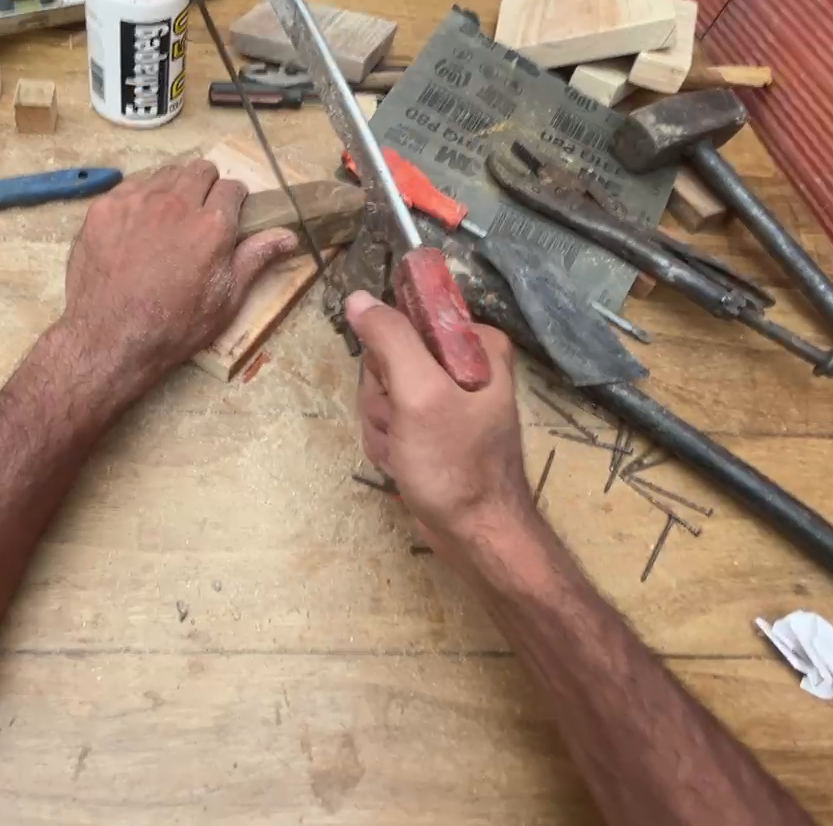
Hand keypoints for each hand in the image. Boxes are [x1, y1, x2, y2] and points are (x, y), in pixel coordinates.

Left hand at [60, 159, 297, 382]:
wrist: (112, 339)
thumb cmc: (175, 326)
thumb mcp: (227, 299)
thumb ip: (256, 258)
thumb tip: (289, 235)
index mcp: (213, 224)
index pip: (233, 187)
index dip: (234, 201)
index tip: (229, 215)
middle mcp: (177, 202)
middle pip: (201, 170)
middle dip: (207, 186)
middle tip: (199, 215)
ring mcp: (137, 201)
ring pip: (166, 172)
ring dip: (174, 188)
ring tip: (168, 219)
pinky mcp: (105, 207)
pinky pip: (131, 185)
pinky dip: (140, 198)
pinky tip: (137, 225)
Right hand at [347, 291, 530, 541]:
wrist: (475, 535)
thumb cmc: (455, 465)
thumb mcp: (420, 394)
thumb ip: (390, 340)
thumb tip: (358, 298)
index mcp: (474, 343)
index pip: (406, 318)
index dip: (390, 352)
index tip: (399, 383)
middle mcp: (462, 363)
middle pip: (387, 357)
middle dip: (383, 396)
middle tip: (402, 423)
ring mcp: (444, 397)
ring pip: (380, 390)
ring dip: (381, 424)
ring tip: (405, 449)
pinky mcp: (430, 426)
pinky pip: (386, 418)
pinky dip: (386, 442)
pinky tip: (403, 461)